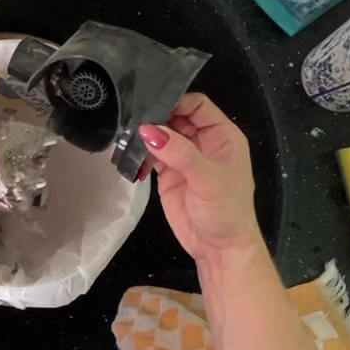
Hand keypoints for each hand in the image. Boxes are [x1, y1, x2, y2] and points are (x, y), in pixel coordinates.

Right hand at [139, 94, 262, 268]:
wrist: (218, 247)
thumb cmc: (225, 210)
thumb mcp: (207, 178)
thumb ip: (179, 152)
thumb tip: (147, 130)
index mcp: (222, 136)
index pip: (197, 105)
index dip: (176, 102)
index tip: (150, 105)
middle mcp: (202, 142)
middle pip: (176, 117)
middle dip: (155, 116)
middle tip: (131, 118)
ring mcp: (184, 158)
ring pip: (161, 134)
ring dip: (145, 135)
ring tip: (125, 135)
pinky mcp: (168, 173)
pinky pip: (151, 155)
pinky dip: (139, 154)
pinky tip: (129, 155)